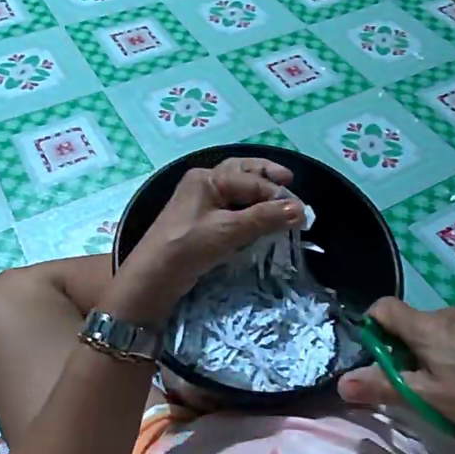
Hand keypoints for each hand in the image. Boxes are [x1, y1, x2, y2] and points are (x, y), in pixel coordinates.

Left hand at [107, 158, 305, 321]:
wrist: (151, 280)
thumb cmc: (186, 248)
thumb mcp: (227, 231)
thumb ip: (264, 218)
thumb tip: (300, 210)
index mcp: (207, 179)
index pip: (252, 181)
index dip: (279, 195)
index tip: (303, 213)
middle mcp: (204, 184)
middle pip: (243, 173)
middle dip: (268, 177)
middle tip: (291, 181)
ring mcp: (202, 203)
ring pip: (238, 189)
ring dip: (260, 192)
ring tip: (281, 196)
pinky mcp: (203, 222)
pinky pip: (233, 207)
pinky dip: (250, 208)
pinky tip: (263, 217)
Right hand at [336, 298, 454, 453]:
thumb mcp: (429, 400)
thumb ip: (385, 387)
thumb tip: (342, 382)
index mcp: (428, 326)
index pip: (384, 307)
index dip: (371, 327)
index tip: (373, 357)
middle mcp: (452, 313)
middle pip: (414, 323)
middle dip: (405, 348)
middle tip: (412, 385)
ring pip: (444, 331)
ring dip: (436, 352)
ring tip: (449, 388)